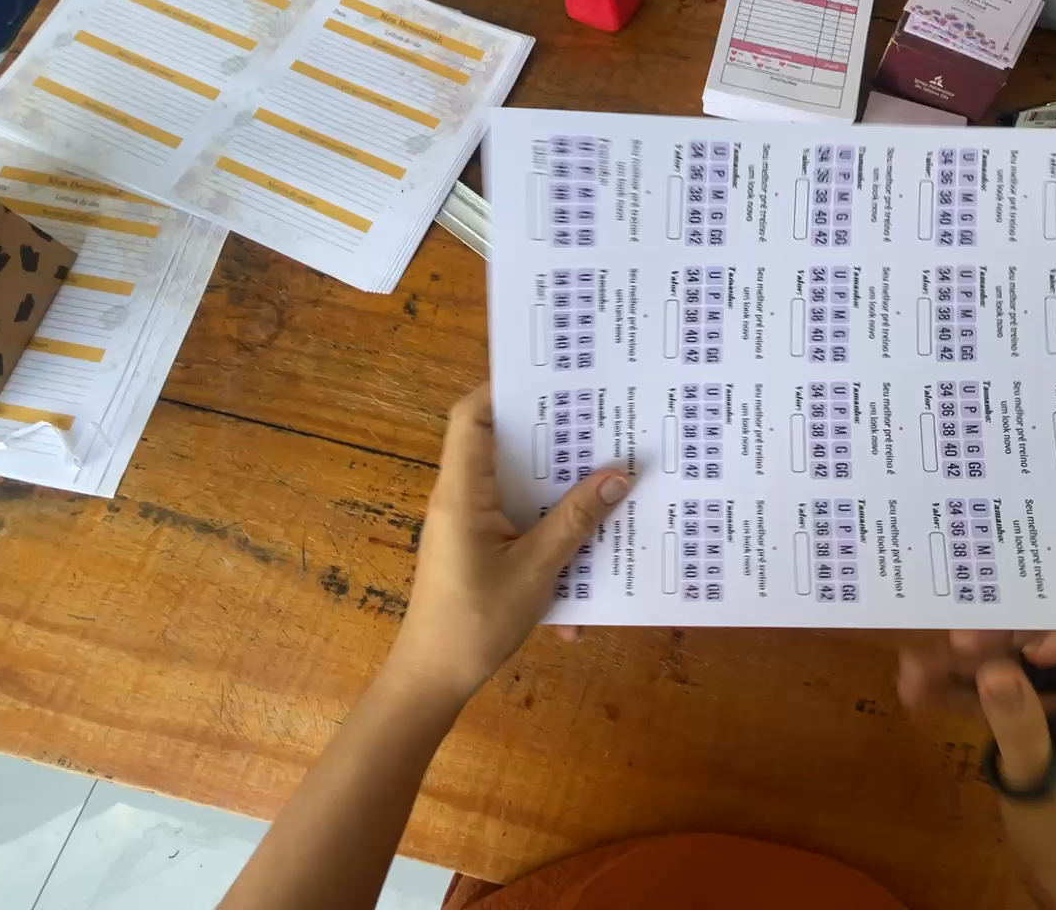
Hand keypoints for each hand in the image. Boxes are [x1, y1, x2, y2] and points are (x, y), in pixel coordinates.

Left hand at [388, 385, 628, 702]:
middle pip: (500, 442)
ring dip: (556, 476)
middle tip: (597, 415)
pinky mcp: (484, 544)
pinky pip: (521, 515)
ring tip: (605, 463)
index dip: (502, 388)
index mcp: (463, 492)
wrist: (434, 679)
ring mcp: (472, 521)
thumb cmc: (475, 621)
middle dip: (548, 429)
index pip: (470, 418)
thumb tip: (621, 475)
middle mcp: (463, 497)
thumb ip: (575, 521)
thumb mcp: (535, 570)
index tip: (552, 376)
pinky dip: (551, 519)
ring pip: (516, 480)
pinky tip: (589, 536)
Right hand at [899, 631, 1055, 909]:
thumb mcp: (1043, 788)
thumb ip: (1021, 728)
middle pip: (1050, 656)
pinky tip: (919, 691)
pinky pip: (998, 701)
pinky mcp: (1032, 729)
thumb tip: (994, 669)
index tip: (1026, 645)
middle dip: (998, 646)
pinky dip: (962, 697)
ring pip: (1015, 675)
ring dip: (965, 671)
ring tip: (912, 667)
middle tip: (953, 641)